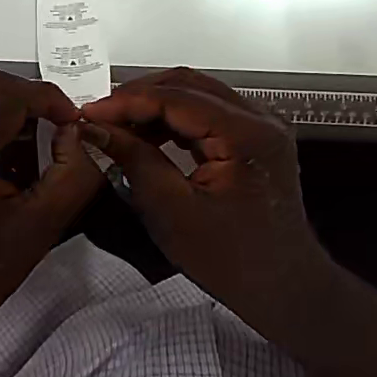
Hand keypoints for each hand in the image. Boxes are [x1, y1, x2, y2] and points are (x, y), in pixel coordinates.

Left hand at [0, 68, 104, 351]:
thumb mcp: (34, 230)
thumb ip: (71, 177)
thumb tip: (80, 137)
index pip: (7, 95)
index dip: (48, 99)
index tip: (74, 122)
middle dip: (27, 100)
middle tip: (58, 130)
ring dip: (6, 113)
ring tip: (32, 155)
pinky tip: (3, 168)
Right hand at [81, 68, 328, 309]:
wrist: (286, 292)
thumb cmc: (233, 262)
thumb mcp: (172, 211)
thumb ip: (133, 159)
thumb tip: (95, 127)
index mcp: (246, 135)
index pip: (176, 98)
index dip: (127, 102)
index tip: (89, 113)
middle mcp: (258, 119)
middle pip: (186, 84)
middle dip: (138, 96)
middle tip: (100, 114)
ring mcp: (259, 125)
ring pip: (194, 92)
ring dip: (152, 104)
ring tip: (116, 123)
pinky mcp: (252, 136)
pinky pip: (204, 111)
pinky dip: (170, 117)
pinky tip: (144, 133)